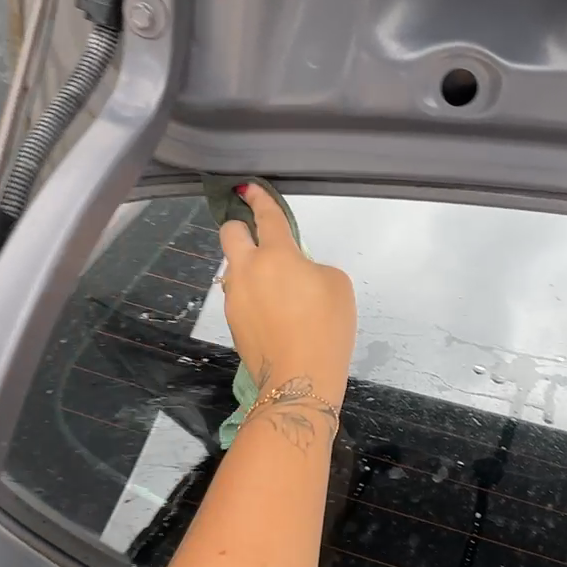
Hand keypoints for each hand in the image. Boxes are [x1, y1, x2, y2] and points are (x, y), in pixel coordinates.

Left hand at [218, 184, 356, 410]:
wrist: (299, 379)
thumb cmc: (326, 327)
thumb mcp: (337, 286)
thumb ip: (312, 267)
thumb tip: (296, 273)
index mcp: (276, 255)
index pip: (266, 217)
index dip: (259, 198)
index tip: (249, 188)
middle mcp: (248, 270)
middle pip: (230, 234)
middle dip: (240, 227)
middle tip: (257, 236)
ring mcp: (236, 298)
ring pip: (234, 269)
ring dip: (249, 267)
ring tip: (276, 289)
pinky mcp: (233, 322)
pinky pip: (240, 296)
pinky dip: (253, 295)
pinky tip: (274, 314)